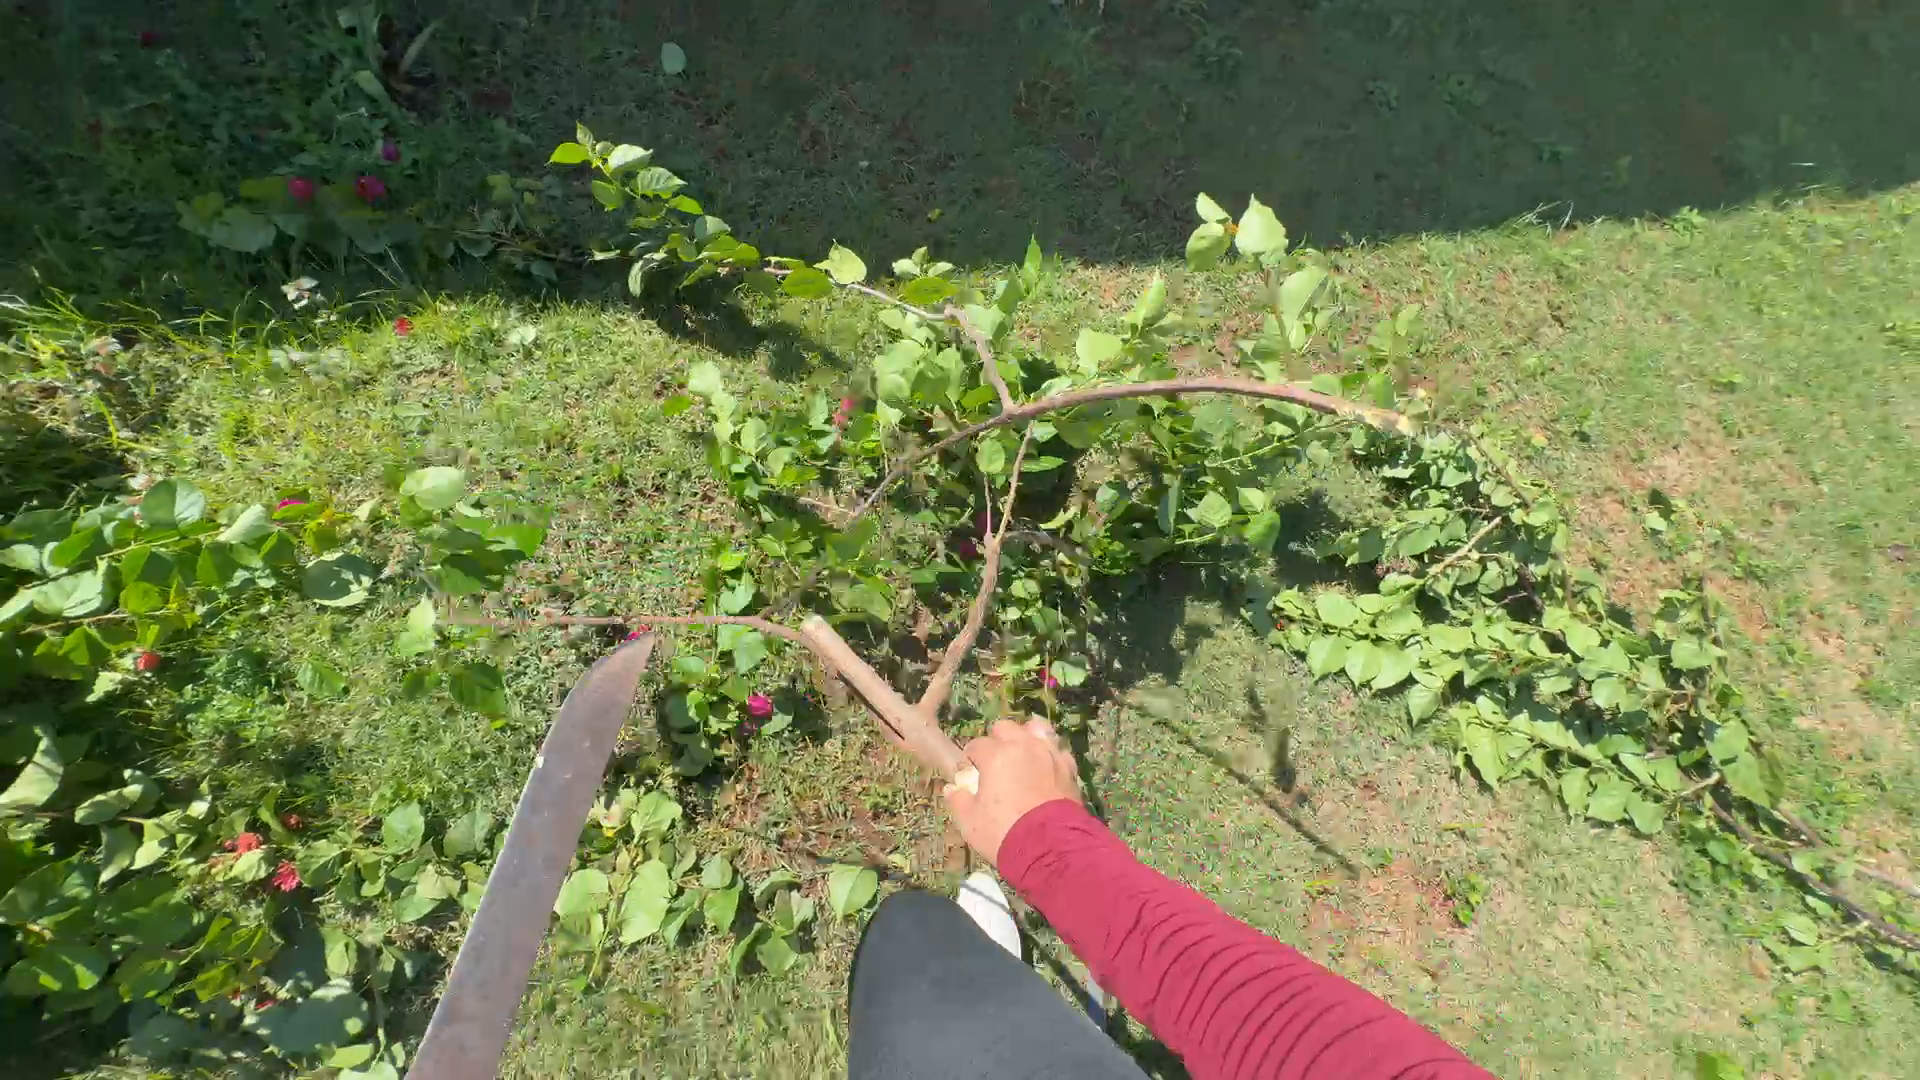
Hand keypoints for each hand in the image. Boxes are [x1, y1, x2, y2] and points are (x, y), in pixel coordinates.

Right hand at [943, 717, 1082, 866]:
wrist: (1052, 850)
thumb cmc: (1004, 833)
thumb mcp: (971, 822)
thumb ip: (959, 801)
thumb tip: (953, 788)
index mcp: (996, 756)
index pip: (976, 745)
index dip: (971, 759)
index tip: (971, 774)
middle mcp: (1023, 746)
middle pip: (1005, 728)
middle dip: (997, 741)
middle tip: (995, 764)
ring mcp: (1049, 754)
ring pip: (1035, 730)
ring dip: (1025, 739)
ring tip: (1022, 758)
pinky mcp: (1068, 768)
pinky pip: (1057, 750)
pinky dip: (1049, 754)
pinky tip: (1046, 767)